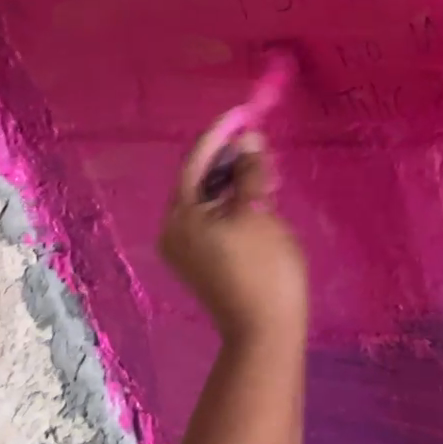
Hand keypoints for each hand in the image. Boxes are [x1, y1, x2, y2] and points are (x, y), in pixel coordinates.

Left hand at [160, 128, 307, 348]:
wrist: (266, 331)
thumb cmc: (264, 268)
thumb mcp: (259, 211)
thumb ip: (251, 171)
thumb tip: (248, 139)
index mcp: (182, 215)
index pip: (198, 160)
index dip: (222, 133)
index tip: (246, 112)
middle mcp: (174, 229)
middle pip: (201, 179)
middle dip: (232, 159)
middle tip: (263, 147)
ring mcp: (186, 248)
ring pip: (210, 199)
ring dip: (236, 181)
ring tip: (267, 172)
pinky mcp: (202, 260)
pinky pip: (214, 218)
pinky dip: (234, 203)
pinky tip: (259, 198)